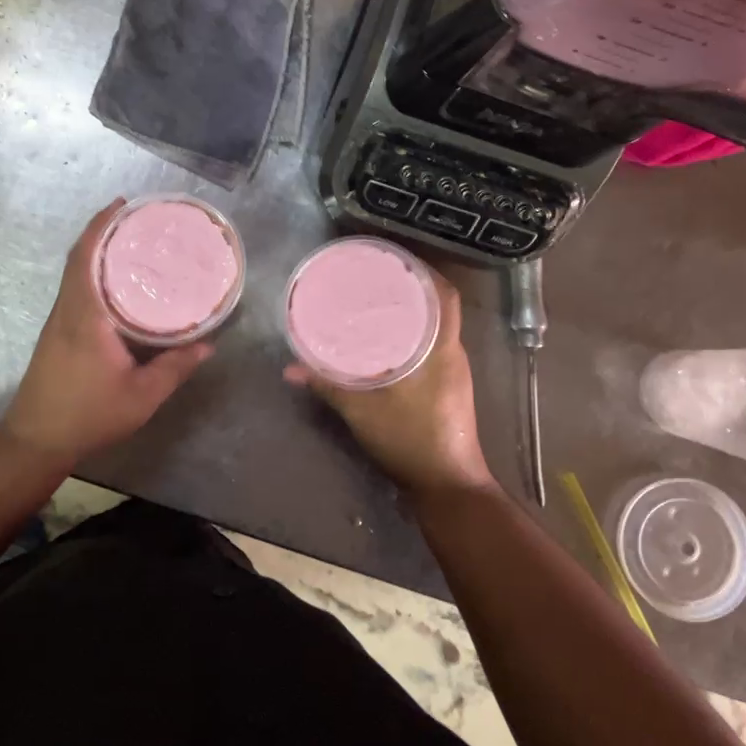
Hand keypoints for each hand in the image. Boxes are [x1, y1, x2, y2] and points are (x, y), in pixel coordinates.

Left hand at [3, 200, 214, 465]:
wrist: (36, 439)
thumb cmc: (88, 414)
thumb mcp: (141, 395)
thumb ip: (174, 368)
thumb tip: (207, 345)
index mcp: (84, 314)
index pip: (85, 256)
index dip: (100, 225)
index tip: (122, 205)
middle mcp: (67, 309)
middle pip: (78, 258)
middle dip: (102, 232)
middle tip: (136, 221)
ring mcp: (57, 322)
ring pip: (74, 274)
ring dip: (96, 254)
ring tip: (132, 246)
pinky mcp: (56, 335)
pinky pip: (75, 291)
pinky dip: (92, 275)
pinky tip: (117, 287)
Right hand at [286, 268, 493, 495]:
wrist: (448, 486)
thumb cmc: (410, 440)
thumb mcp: (362, 411)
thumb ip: (328, 386)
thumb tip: (291, 368)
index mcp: (442, 351)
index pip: (445, 296)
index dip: (425, 272)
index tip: (396, 259)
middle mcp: (453, 354)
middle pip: (441, 306)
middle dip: (413, 287)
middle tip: (377, 276)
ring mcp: (454, 372)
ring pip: (438, 327)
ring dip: (415, 310)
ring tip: (379, 300)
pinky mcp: (449, 387)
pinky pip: (434, 345)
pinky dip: (415, 333)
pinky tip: (388, 338)